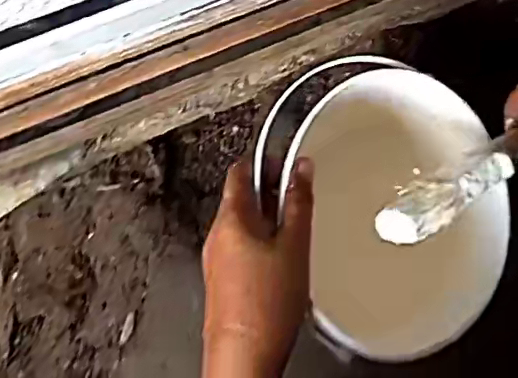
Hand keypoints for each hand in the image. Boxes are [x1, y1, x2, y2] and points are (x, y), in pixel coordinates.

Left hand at [201, 157, 312, 377]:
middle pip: (241, 197)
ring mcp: (215, 260)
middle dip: (268, 194)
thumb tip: (301, 167)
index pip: (241, 170)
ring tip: (292, 234)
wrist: (242, 361)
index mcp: (230, 217)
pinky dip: (258, 246)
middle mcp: (217, 235)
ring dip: (265, 222)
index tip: (284, 163)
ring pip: (241, 225)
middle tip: (295, 200)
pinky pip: (238, 250)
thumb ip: (299, 202)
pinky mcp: (220, 283)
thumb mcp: (294, 246)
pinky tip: (278, 265)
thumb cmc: (264, 309)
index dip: (264, 161)